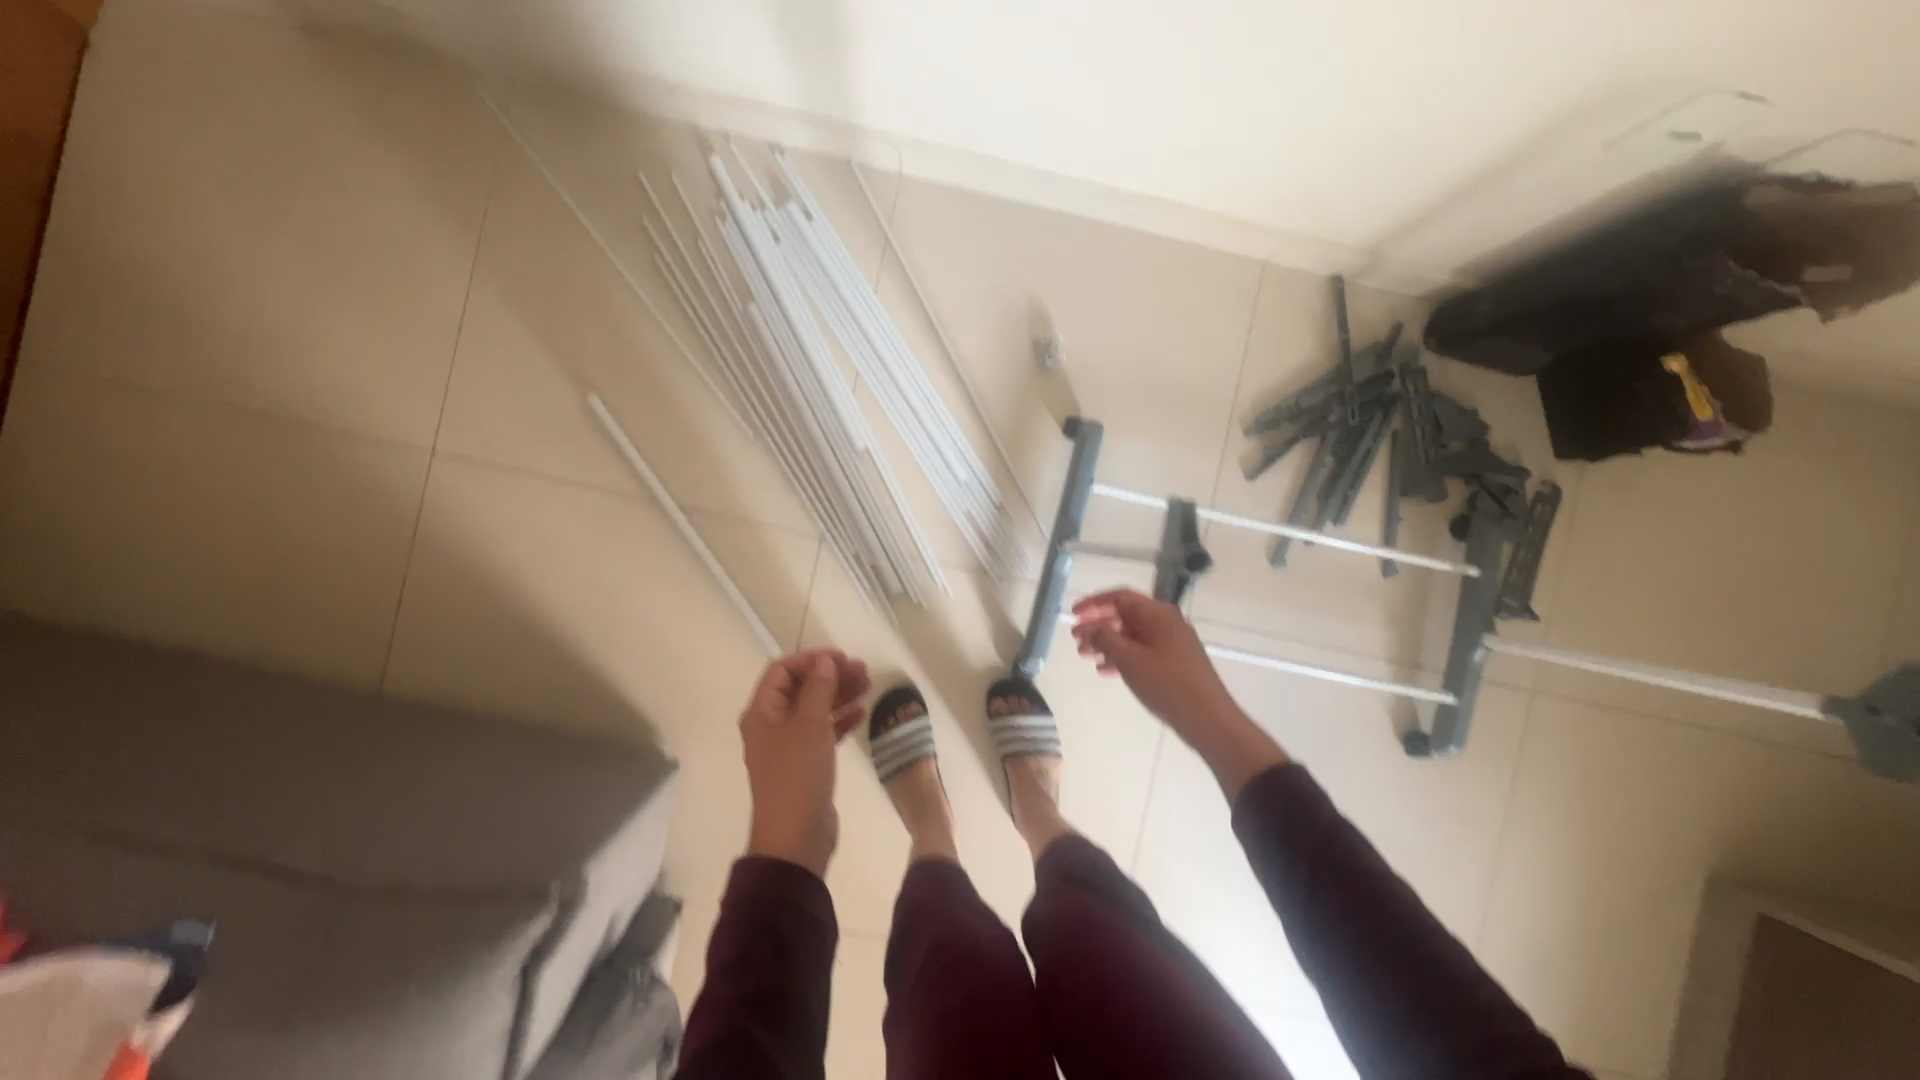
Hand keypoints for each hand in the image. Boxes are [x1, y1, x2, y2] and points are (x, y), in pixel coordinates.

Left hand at [740, 649, 870, 876]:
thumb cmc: (798, 774)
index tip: (842, 658)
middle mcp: (771, 726)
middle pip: (800, 689)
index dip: (811, 660)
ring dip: (839, 695)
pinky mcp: (805, 764)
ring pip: (814, 709)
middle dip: (830, 676)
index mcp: (762, 713)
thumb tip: (824, 663)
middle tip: (863, 670)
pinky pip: (823, 732)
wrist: (796, 836)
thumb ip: (818, 689)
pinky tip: (862, 714)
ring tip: (868, 686)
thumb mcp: (809, 724)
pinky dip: (840, 720)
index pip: (782, 671)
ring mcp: (788, 746)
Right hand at [1071, 589, 1285, 796]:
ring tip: (1085, 657)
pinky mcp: (1174, 664)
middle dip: (1098, 626)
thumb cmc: (1166, 684)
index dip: (1093, 603)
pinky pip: (1142, 652)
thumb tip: (1090, 627)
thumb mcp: (1129, 659)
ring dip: (1107, 643)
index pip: (1120, 597)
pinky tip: (1105, 671)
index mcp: (1158, 614)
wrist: (1208, 719)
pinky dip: (1122, 658)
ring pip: (1132, 636)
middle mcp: (1166, 623)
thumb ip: (1104, 638)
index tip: (1073, 614)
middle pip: (1125, 616)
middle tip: (1076, 640)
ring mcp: (1172, 644)